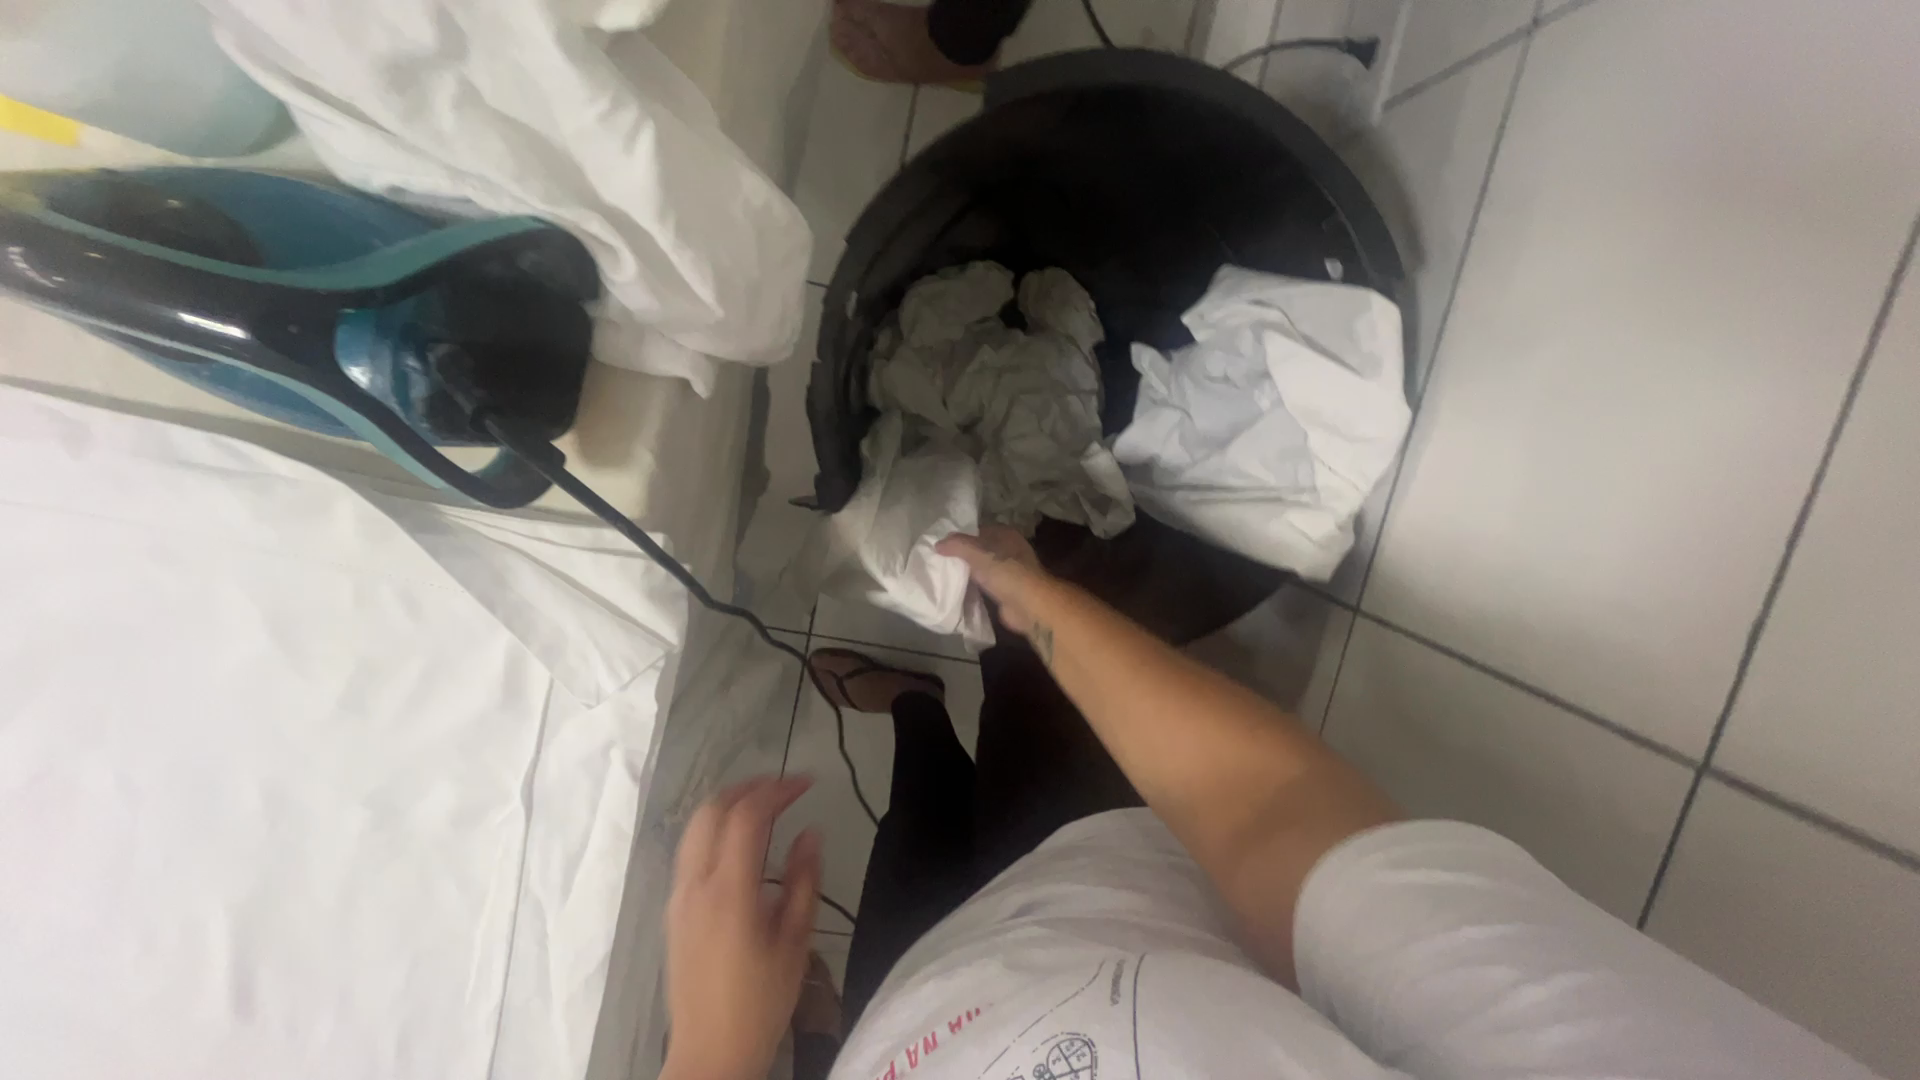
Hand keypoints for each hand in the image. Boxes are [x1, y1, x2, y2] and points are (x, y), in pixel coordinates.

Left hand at [663, 775, 821, 1079]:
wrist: (710, 1054)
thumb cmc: (761, 1002)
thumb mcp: (796, 941)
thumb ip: (803, 880)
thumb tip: (810, 832)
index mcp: (729, 891)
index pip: (747, 816)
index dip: (778, 790)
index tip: (806, 783)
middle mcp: (695, 885)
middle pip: (712, 810)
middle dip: (749, 787)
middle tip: (784, 786)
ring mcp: (678, 896)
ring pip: (695, 826)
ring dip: (728, 803)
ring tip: (763, 803)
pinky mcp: (673, 910)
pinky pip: (690, 849)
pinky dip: (714, 827)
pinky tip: (740, 840)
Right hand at [936, 526, 1049, 635]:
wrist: (1028, 604)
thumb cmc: (1005, 571)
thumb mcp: (977, 552)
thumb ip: (956, 545)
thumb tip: (938, 544)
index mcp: (1005, 534)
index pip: (978, 530)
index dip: (961, 535)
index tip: (943, 544)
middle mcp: (1008, 550)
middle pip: (980, 549)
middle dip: (963, 555)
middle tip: (940, 560)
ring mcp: (1008, 571)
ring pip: (982, 568)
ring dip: (968, 572)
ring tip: (944, 574)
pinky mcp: (1006, 590)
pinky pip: (984, 585)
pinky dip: (973, 587)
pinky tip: (957, 589)